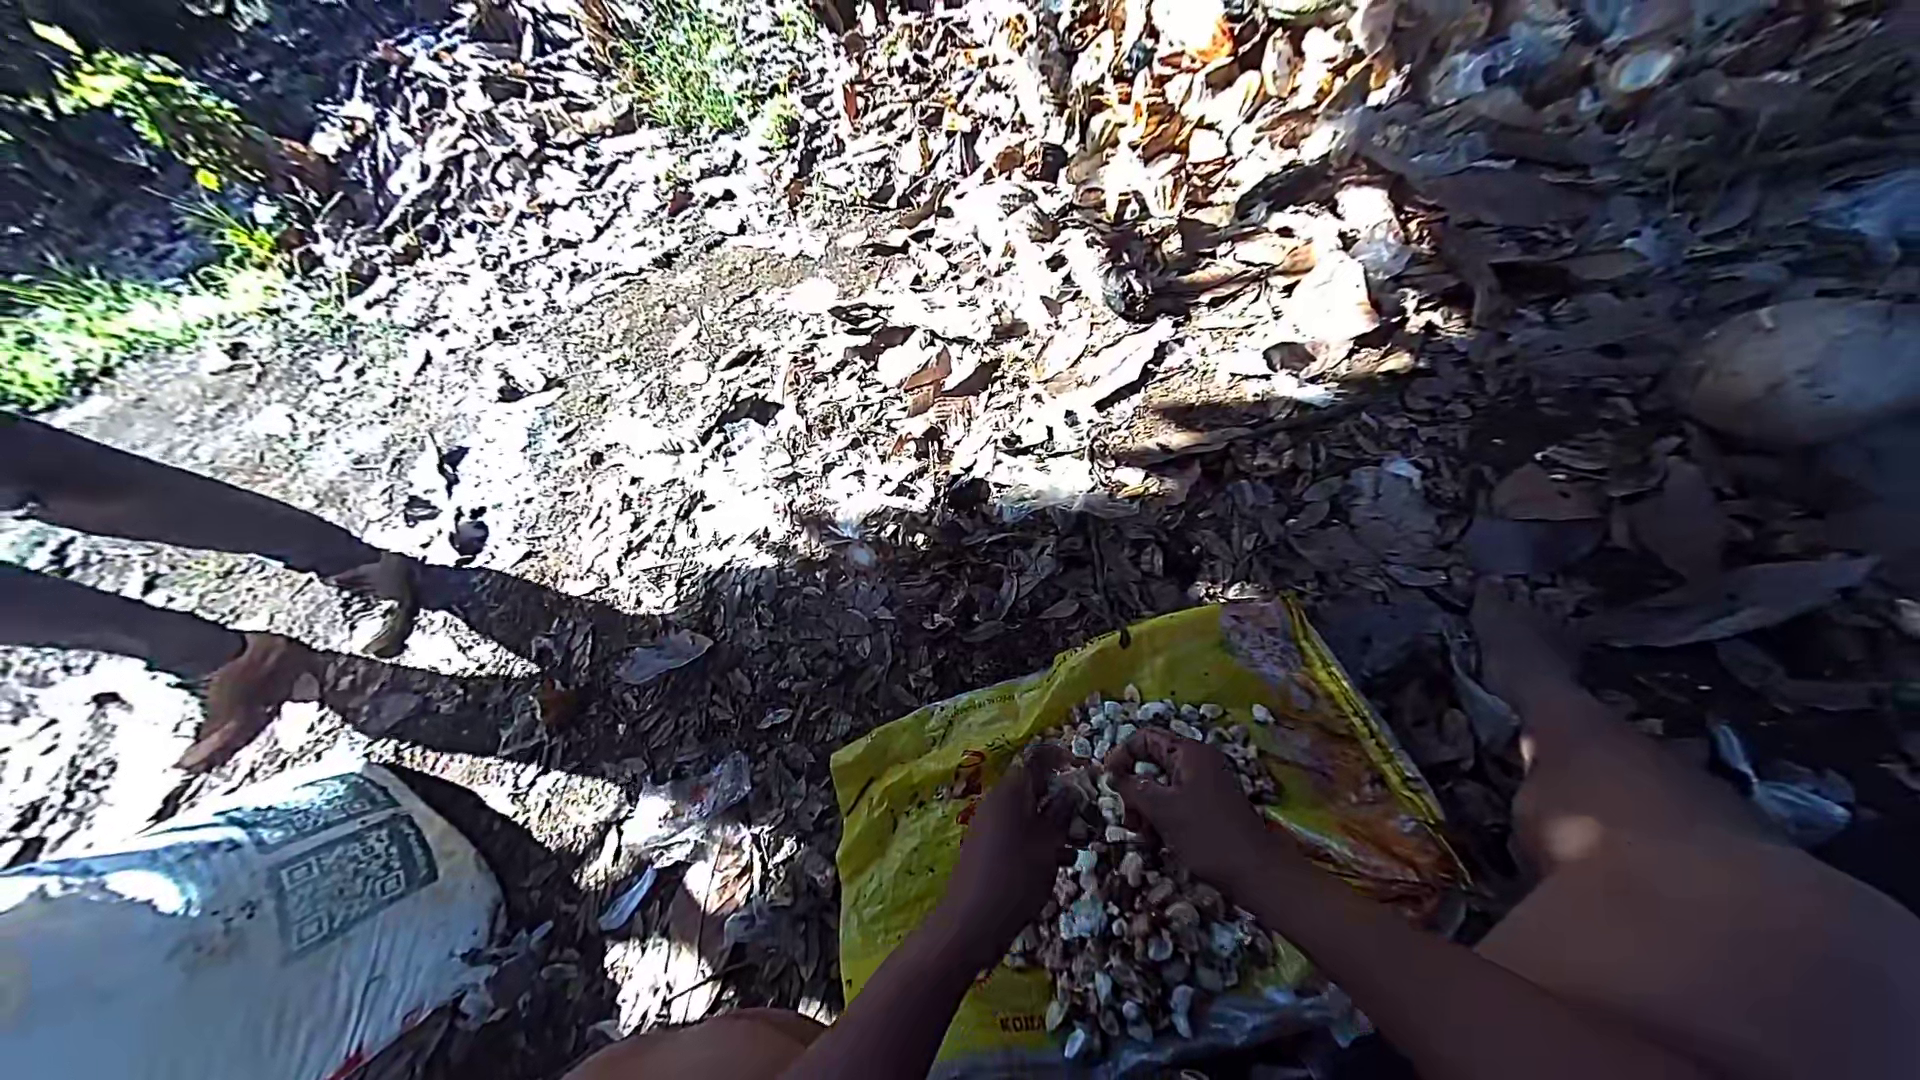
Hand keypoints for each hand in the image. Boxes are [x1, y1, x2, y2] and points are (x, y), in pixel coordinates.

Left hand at [932, 744, 1076, 970]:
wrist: (971, 922)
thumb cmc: (1015, 877)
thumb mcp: (1047, 844)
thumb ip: (1061, 813)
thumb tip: (1071, 789)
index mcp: (1010, 791)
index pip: (1035, 759)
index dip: (1058, 757)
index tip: (1080, 764)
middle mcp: (997, 801)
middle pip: (1031, 785)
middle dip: (1058, 794)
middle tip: (1085, 810)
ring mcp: (989, 823)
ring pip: (1026, 810)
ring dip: (1051, 820)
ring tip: (1078, 841)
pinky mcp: (987, 846)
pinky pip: (1017, 830)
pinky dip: (1038, 838)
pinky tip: (1059, 861)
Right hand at [1107, 728, 1280, 893]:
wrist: (1258, 874)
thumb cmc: (1207, 835)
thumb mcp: (1162, 809)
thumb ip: (1132, 787)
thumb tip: (1112, 774)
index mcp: (1189, 753)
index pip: (1145, 738)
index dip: (1122, 754)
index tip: (1108, 780)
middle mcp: (1198, 762)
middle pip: (1152, 762)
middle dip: (1134, 788)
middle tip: (1128, 816)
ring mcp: (1206, 784)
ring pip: (1162, 785)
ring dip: (1145, 806)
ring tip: (1143, 834)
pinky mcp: (1210, 806)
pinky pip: (1176, 801)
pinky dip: (1162, 816)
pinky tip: (1158, 839)